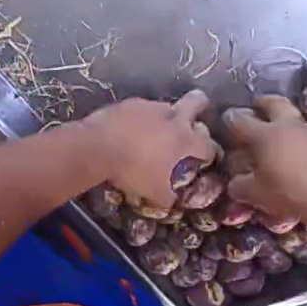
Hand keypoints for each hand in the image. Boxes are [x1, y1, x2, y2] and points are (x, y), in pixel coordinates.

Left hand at [82, 92, 217, 205]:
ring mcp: (149, 106)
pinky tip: (130, 129)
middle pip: (196, 102)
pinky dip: (140, 118)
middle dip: (200, 105)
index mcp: (183, 139)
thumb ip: (168, 198)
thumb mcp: (153, 192)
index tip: (203, 159)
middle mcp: (171, 117)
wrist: (97, 146)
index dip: (209, 153)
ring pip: (166, 106)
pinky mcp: (128, 103)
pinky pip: (141, 109)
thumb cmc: (132, 170)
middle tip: (195, 115)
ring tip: (154, 131)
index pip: (207, 145)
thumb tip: (173, 203)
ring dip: (165, 116)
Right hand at [224, 96, 306, 224]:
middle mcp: (290, 126)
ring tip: (283, 135)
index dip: (231, 118)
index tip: (226, 117)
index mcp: (264, 135)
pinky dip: (306, 142)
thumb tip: (235, 183)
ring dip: (288, 123)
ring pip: (298, 119)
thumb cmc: (291, 194)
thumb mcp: (256, 196)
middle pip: (274, 104)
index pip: (241, 121)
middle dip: (263, 102)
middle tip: (257, 105)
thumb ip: (240, 187)